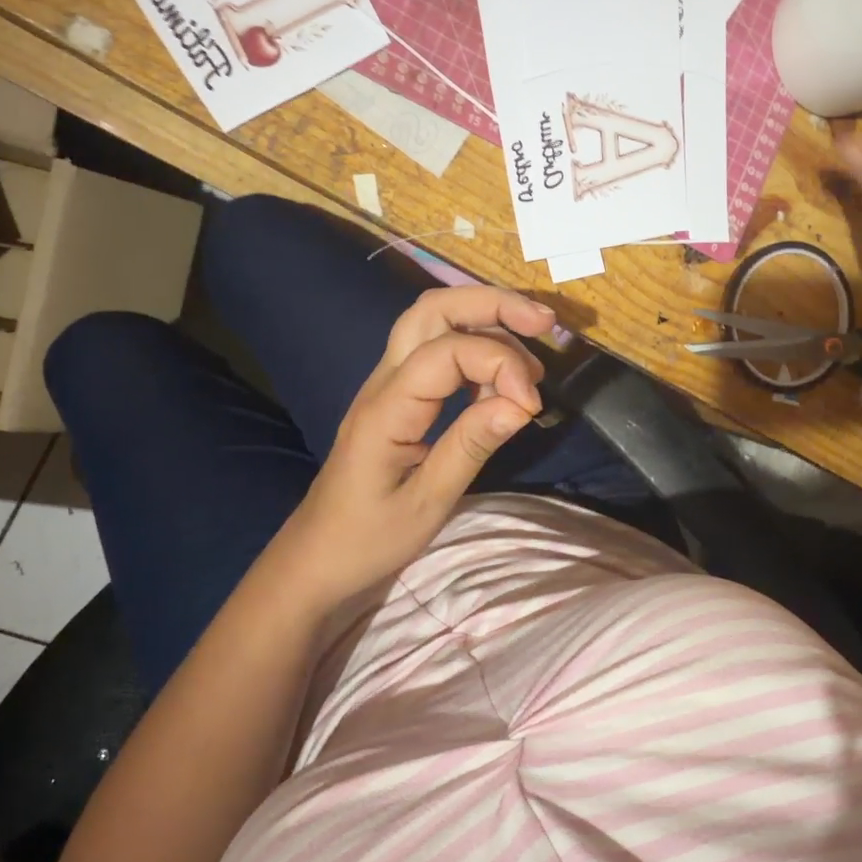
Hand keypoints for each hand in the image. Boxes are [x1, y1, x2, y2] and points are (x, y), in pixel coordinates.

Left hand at [270, 286, 554, 611]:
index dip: (499, 363)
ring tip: (533, 356)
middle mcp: (383, 382)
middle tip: (545, 322)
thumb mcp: (427, 502)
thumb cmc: (367, 539)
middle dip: (492, 303)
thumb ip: (472, 445)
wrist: (315, 558)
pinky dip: (475, 348)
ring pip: (433, 321)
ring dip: (485, 321)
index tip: (532, 405)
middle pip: (434, 309)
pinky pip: (434, 350)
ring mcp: (387, 385)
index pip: (447, 351)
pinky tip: (503, 378)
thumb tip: (522, 402)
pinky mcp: (397, 398)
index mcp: (387, 409)